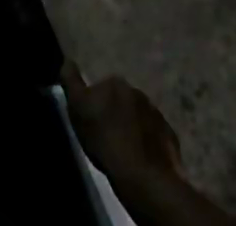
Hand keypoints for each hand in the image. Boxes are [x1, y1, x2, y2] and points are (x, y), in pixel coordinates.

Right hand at [61, 64, 235, 225]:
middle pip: (121, 100)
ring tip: (123, 148)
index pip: (101, 87)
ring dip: (131, 126)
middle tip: (106, 135)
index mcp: (115, 82)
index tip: (92, 119)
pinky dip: (146, 140)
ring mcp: (156, 112)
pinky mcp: (168, 133)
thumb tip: (67, 60)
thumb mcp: (78, 109)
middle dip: (115, 112)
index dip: (95, 102)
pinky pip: (153, 133)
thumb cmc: (104, 140)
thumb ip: (71, 82)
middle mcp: (137, 91)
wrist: (142, 174)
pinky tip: (140, 156)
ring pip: (138, 116)